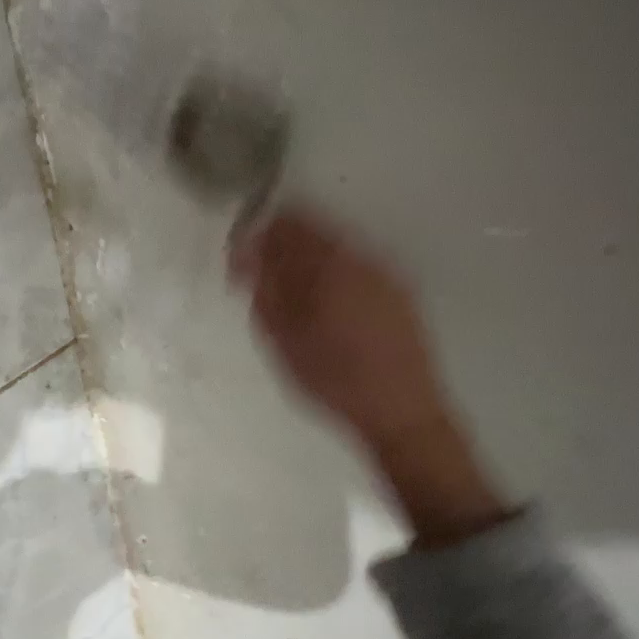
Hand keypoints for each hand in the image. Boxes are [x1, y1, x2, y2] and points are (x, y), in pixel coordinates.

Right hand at [231, 209, 508, 545]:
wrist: (401, 412)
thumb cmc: (332, 380)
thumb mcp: (282, 340)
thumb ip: (263, 291)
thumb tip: (246, 255)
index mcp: (329, 266)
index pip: (285, 226)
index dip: (255, 236)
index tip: (237, 261)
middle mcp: (362, 259)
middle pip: (313, 231)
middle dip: (280, 248)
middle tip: (256, 280)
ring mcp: (386, 274)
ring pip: (334, 249)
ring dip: (304, 263)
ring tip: (285, 298)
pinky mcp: (398, 293)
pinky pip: (354, 268)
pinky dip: (328, 276)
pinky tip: (319, 308)